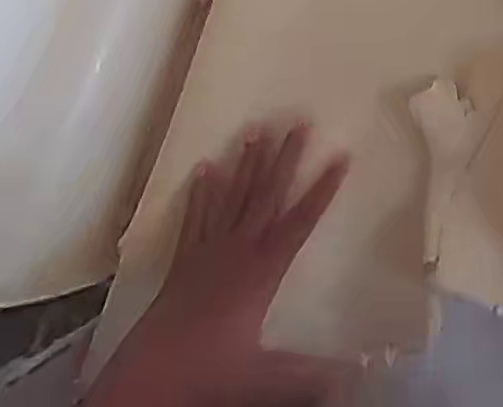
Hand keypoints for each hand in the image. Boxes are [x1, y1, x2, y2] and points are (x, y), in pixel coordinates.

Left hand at [88, 123, 352, 406]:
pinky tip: (205, 168)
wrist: (147, 380)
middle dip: (286, 157)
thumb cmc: (208, 373)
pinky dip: (202, 192)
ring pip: (234, 196)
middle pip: (268, 194)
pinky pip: (196, 216)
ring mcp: (209, 249)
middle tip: (299, 122)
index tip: (342, 155)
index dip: (324, 188)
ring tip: (256, 129)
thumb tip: (355, 377)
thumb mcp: (263, 377)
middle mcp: (239, 248)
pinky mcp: (185, 258)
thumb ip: (308, 374)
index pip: (302, 220)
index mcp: (263, 269)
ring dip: (247, 163)